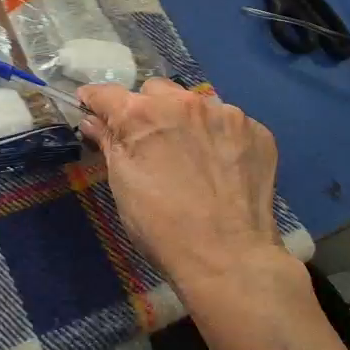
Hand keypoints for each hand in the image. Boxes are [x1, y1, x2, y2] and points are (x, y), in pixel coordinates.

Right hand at [78, 79, 289, 299]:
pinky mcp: (258, 132)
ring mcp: (225, 114)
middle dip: (146, 109)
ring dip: (185, 121)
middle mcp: (183, 102)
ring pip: (194, 104)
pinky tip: (219, 166)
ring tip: (190, 156)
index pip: (105, 92)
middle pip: (154, 91)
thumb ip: (108, 143)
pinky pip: (226, 123)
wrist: (230, 258)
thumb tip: (92, 121)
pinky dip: (217, 137)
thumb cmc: (161, 225)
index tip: (92, 112)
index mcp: (141, 114)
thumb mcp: (122, 183)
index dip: (94, 102)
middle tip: (148, 143)